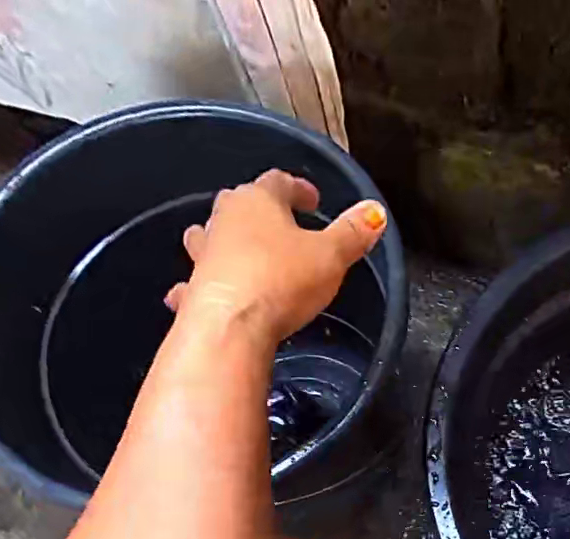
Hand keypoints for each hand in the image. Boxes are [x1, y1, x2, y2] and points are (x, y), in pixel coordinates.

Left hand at [163, 169, 386, 343]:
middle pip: (241, 204)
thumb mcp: (331, 257)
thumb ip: (352, 234)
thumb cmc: (282, 281)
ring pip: (210, 236)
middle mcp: (225, 220)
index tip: (312, 199)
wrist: (232, 326)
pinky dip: (198, 284)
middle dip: (260, 211)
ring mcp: (204, 255)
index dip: (298, 188)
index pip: (279, 181)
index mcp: (258, 201)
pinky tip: (196, 292)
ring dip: (225, 240)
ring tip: (239, 250)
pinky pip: (194, 281)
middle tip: (280, 224)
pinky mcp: (194, 290)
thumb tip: (374, 212)